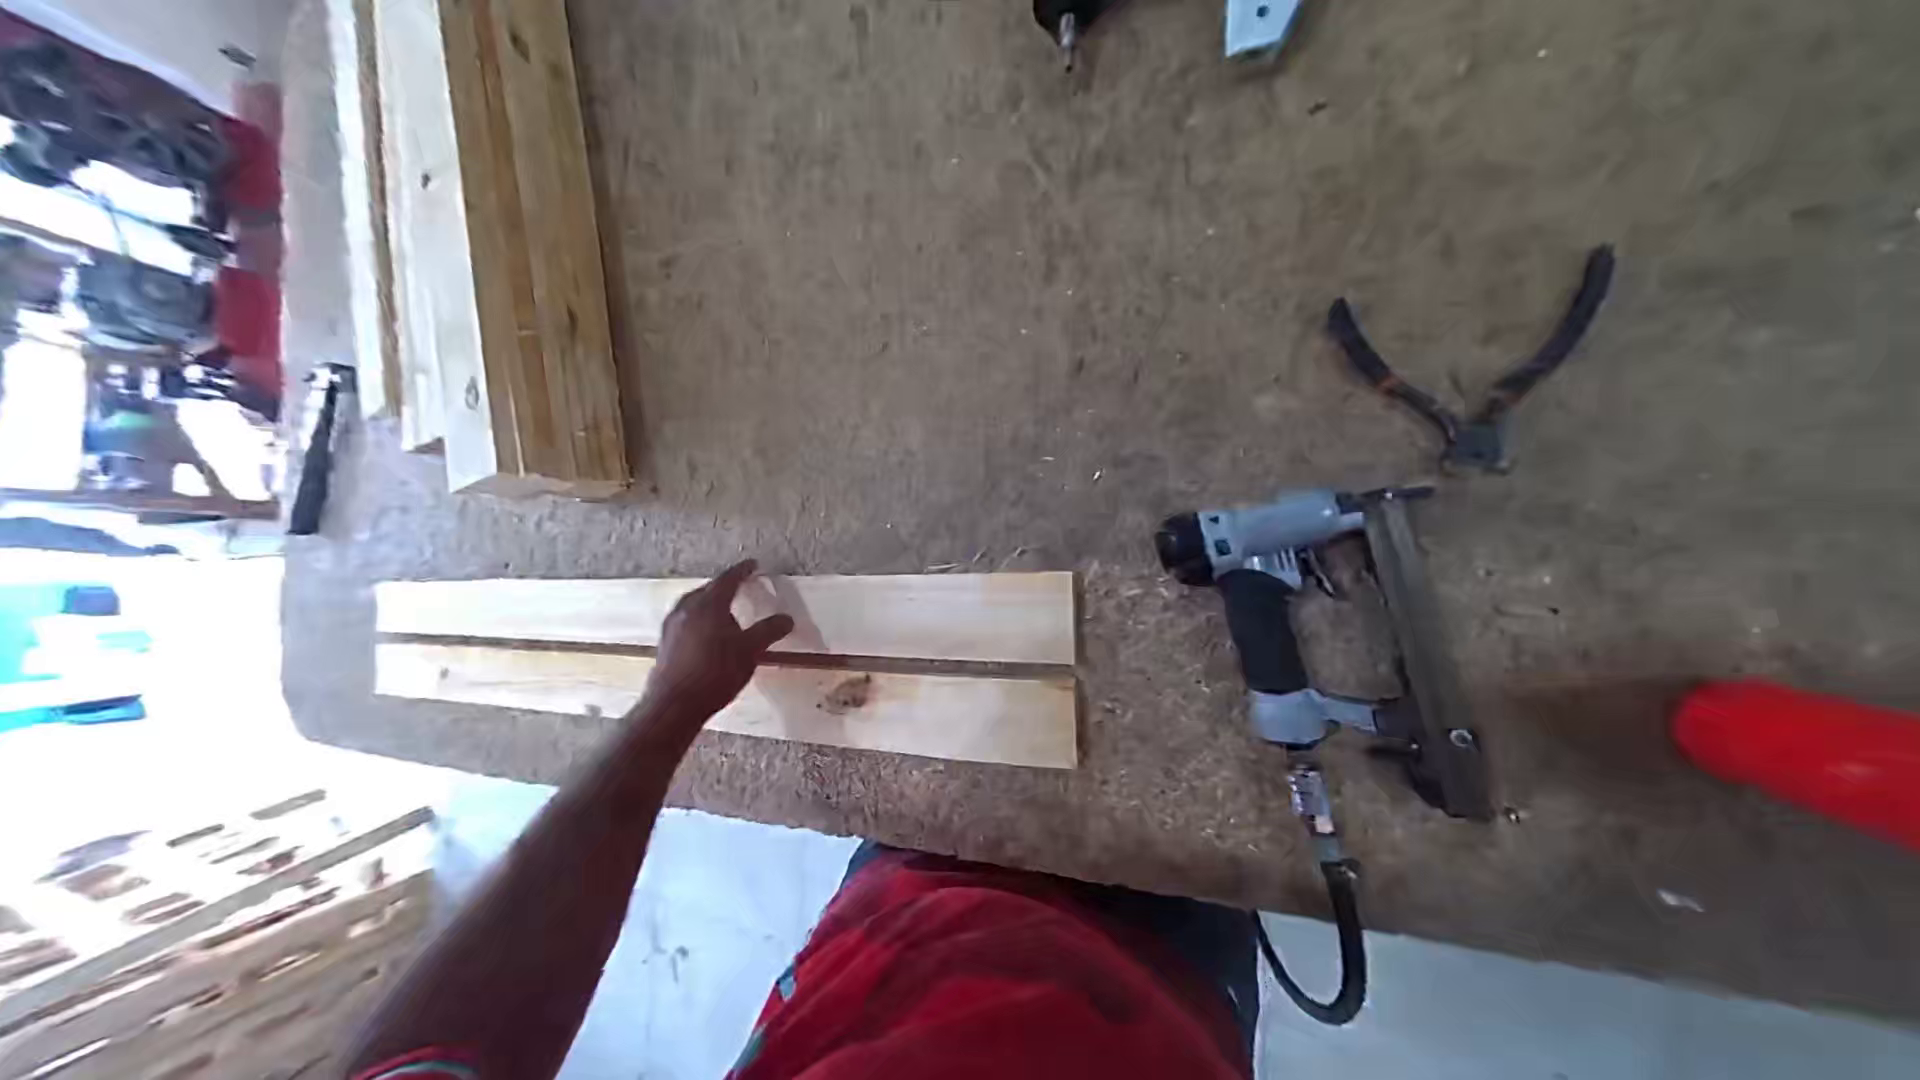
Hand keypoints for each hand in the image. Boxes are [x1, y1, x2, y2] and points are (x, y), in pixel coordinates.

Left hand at [642, 560, 794, 723]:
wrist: (674, 705)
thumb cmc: (715, 673)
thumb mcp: (750, 651)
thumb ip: (768, 631)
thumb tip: (787, 618)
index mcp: (709, 605)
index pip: (728, 579)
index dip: (743, 571)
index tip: (753, 565)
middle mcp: (687, 609)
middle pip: (708, 589)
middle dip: (725, 585)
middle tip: (740, 586)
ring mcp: (672, 626)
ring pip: (693, 604)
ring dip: (710, 601)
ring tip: (723, 608)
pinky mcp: (665, 643)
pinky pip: (685, 619)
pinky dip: (699, 617)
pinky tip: (706, 632)